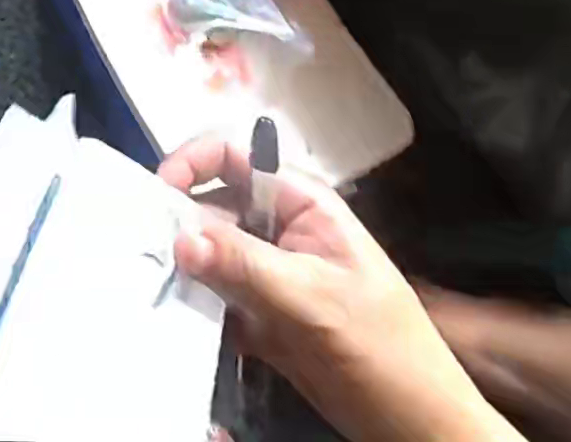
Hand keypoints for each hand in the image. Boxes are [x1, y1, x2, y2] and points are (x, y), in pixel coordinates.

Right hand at [159, 137, 523, 441]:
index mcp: (299, 203)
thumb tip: (180, 238)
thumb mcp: (313, 299)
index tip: (161, 188)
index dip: (195, 161)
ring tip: (159, 285)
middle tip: (151, 249)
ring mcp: (266, 270)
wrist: (419, 434)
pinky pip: (214, 292)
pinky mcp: (258, 309)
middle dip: (182, 223)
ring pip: (209, 250)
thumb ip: (244, 264)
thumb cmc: (383, 351)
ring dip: (186, 266)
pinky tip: (184, 319)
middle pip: (213, 204)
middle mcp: (277, 227)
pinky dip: (197, 302)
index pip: (236, 156)